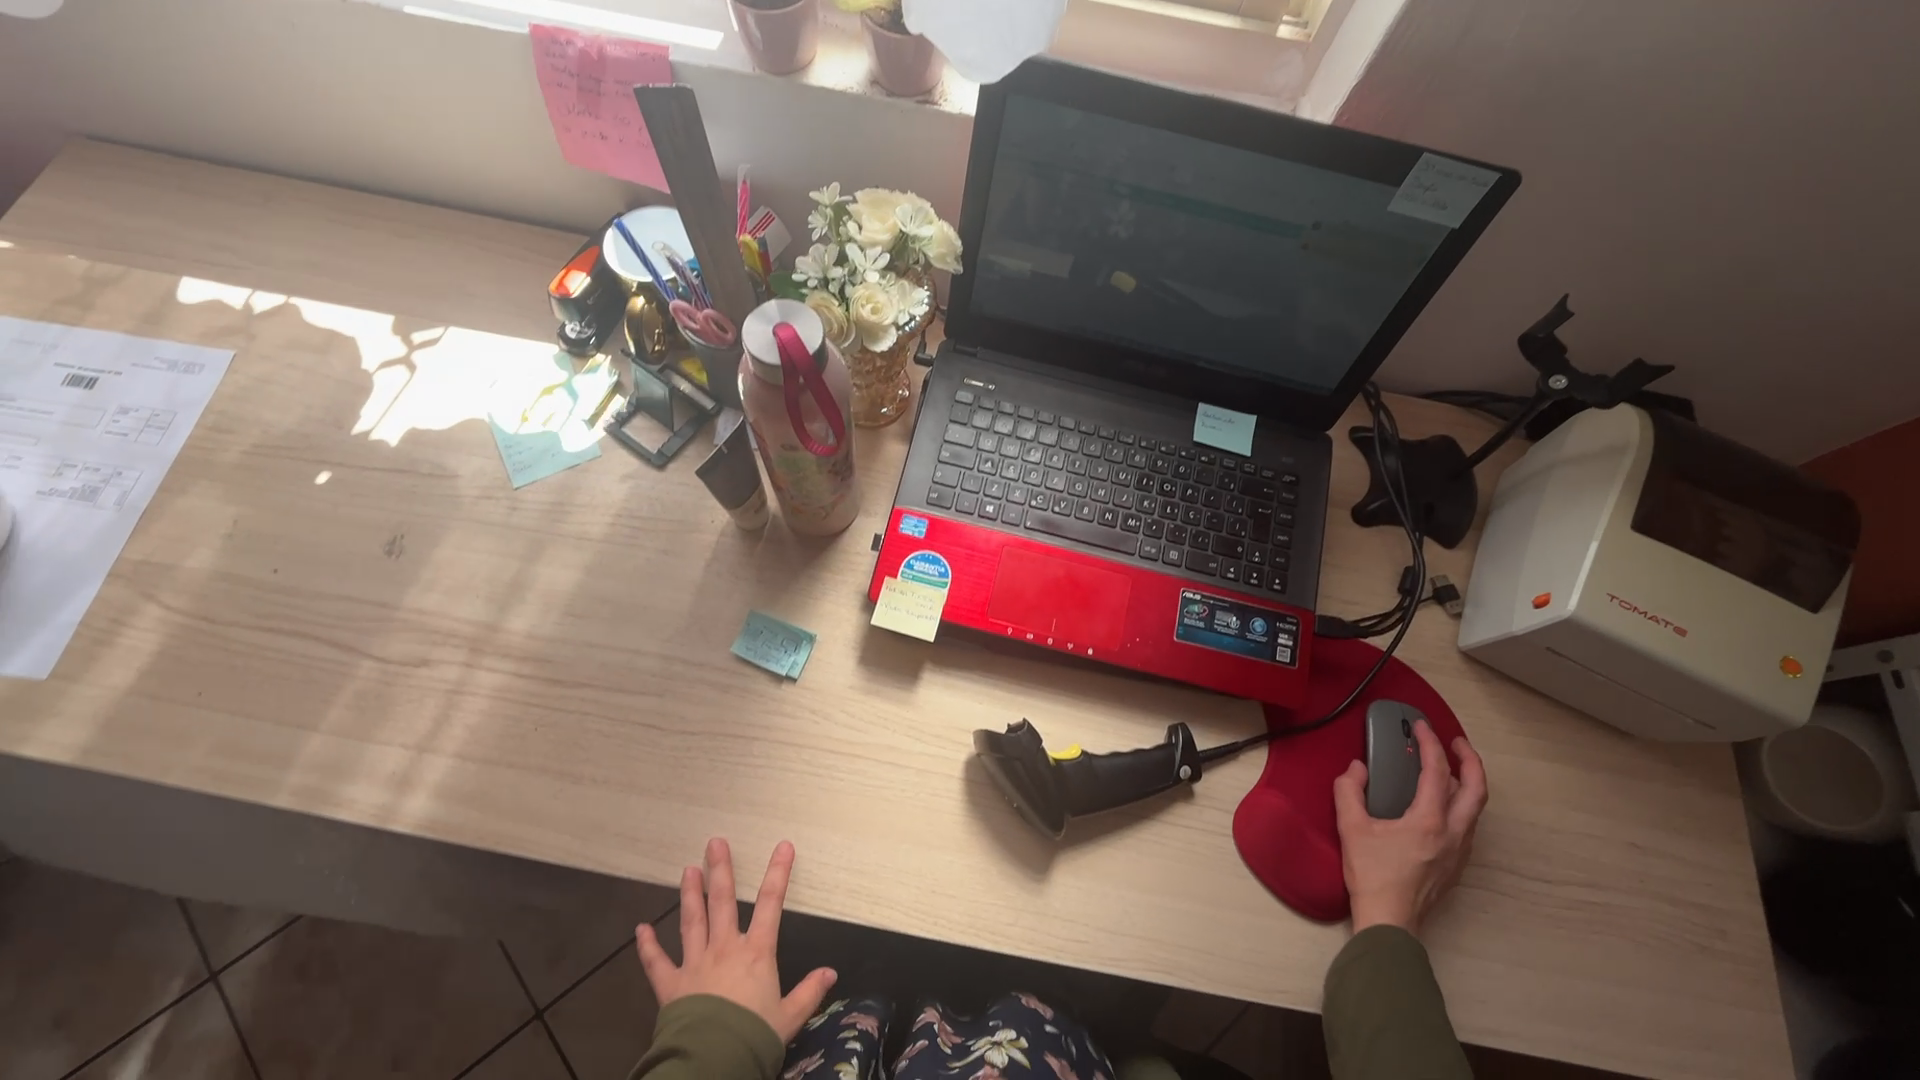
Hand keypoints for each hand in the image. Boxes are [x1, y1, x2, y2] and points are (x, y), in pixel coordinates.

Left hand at [636, 838, 837, 1043]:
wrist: (712, 1060)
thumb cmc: (754, 1036)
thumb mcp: (790, 1017)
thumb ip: (809, 992)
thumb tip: (831, 973)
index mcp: (757, 953)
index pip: (771, 904)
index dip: (778, 873)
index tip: (783, 846)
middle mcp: (725, 949)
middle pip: (723, 902)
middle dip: (721, 870)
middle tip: (715, 842)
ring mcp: (695, 964)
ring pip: (692, 921)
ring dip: (690, 894)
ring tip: (688, 869)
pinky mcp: (671, 986)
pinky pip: (656, 962)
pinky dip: (647, 945)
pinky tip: (640, 929)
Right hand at [1332, 720, 1487, 935]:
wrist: (1391, 921)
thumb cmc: (1372, 874)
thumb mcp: (1351, 828)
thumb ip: (1349, 792)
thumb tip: (1357, 769)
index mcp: (1430, 821)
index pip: (1437, 772)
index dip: (1429, 744)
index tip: (1420, 726)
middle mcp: (1454, 833)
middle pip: (1477, 789)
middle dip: (1470, 760)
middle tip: (1455, 742)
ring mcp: (1460, 850)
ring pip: (1475, 808)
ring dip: (1468, 782)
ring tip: (1450, 769)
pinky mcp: (1457, 864)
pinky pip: (1468, 824)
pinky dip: (1461, 803)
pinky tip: (1442, 804)